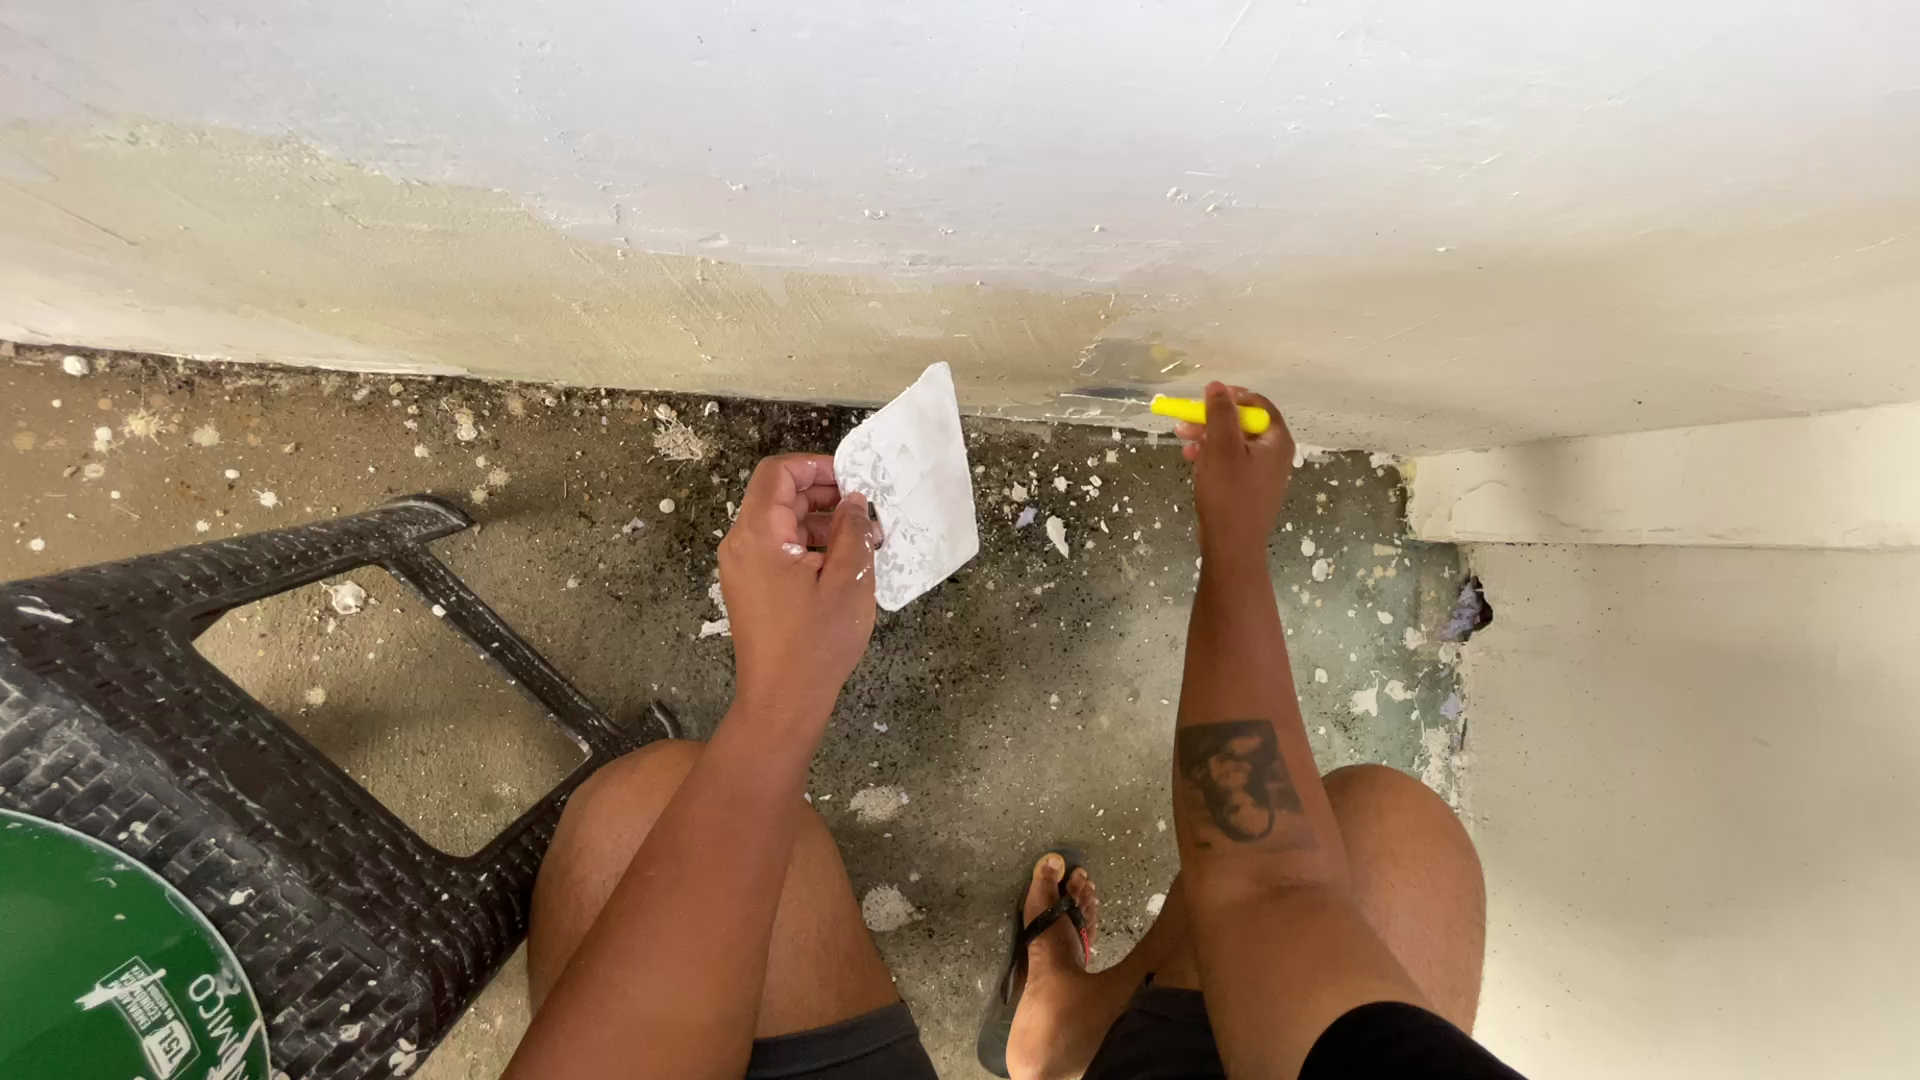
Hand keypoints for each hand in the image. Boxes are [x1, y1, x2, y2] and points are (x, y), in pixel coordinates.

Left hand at [719, 454, 882, 712]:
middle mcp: (741, 545)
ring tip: (866, 543)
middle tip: (867, 512)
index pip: (777, 473)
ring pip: (783, 524)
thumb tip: (853, 501)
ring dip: (824, 524)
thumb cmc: (816, 642)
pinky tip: (846, 565)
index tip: (853, 479)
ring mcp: (744, 568)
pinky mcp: (753, 588)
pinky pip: (782, 550)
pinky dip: (812, 547)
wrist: (783, 701)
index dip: (816, 466)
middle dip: (826, 497)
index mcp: (757, 535)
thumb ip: (852, 530)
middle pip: (779, 497)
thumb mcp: (848, 579)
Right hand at [1173, 383, 1294, 558]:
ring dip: (1208, 439)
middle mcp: (1275, 455)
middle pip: (1243, 424)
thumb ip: (1220, 413)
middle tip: (1186, 421)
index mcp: (1277, 441)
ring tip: (1183, 442)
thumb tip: (1217, 386)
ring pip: (1234, 445)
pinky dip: (1212, 458)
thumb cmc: (1228, 494)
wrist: (1232, 545)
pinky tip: (1193, 462)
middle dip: (1213, 420)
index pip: (1257, 405)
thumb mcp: (1221, 447)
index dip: (1231, 397)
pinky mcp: (1249, 490)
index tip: (1205, 398)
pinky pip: (1231, 464)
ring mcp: (1263, 474)